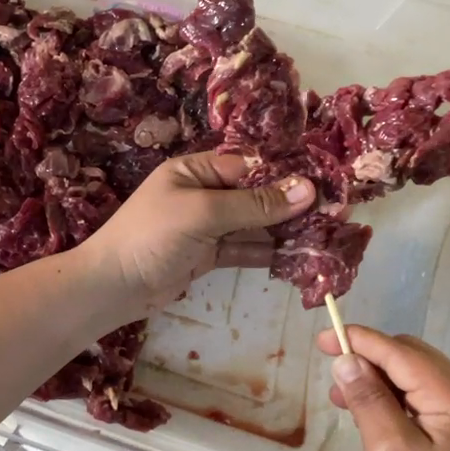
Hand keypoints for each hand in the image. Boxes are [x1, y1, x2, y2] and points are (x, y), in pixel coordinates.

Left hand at [76, 151, 315, 319]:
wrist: (114, 285)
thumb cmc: (151, 236)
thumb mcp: (203, 213)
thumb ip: (254, 204)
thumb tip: (307, 188)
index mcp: (194, 170)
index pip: (249, 165)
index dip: (285, 174)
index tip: (325, 183)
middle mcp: (202, 193)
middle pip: (255, 194)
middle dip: (290, 204)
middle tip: (335, 213)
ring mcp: (205, 226)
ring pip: (253, 223)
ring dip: (284, 230)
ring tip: (325, 234)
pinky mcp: (206, 255)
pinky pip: (244, 249)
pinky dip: (267, 253)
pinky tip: (296, 258)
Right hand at [314, 325, 449, 450]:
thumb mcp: (387, 448)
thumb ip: (368, 398)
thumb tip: (346, 357)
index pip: (403, 353)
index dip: (362, 340)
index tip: (321, 337)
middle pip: (412, 357)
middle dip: (370, 356)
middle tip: (329, 369)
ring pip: (414, 376)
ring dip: (376, 377)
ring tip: (340, 395)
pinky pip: (418, 398)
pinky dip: (388, 395)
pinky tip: (363, 410)